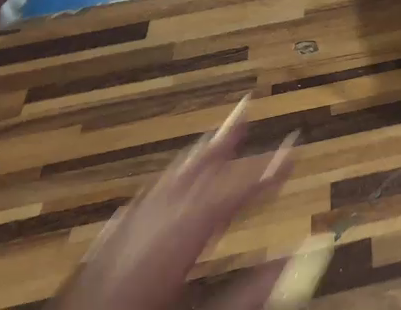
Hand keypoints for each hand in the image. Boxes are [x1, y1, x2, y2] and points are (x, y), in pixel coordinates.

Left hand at [58, 96, 297, 309]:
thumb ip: (247, 292)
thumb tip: (291, 261)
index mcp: (179, 235)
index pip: (232, 191)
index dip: (265, 170)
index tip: (293, 146)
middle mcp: (153, 220)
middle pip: (195, 172)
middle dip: (225, 143)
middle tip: (248, 109)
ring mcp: (126, 230)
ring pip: (168, 180)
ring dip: (196, 158)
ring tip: (216, 137)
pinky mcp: (107, 245)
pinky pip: (147, 197)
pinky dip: (169, 181)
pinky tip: (169, 185)